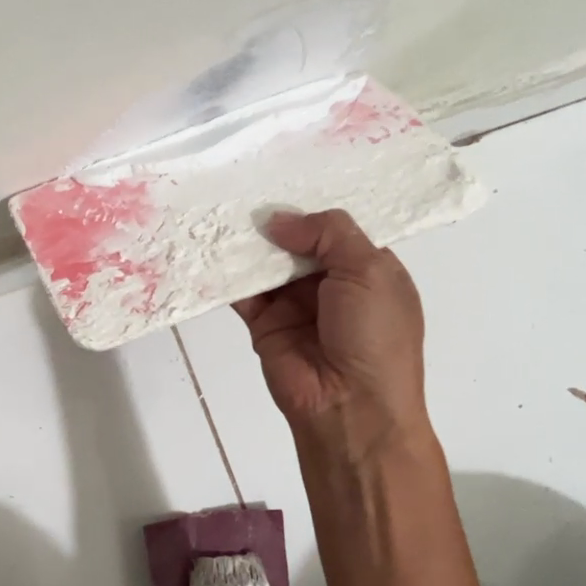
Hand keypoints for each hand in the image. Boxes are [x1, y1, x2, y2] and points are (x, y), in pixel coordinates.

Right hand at [232, 209, 427, 454]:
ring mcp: (295, 306)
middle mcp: (331, 285)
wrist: (349, 406)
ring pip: (267, 267)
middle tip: (241, 191)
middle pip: (297, 245)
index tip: (283, 179)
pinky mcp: (263, 326)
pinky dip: (226, 277)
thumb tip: (278, 220)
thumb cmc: (375, 335)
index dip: (313, 210)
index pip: (337, 231)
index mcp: (368, 270)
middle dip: (275, 223)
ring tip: (220, 216)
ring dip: (247, 247)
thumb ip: (328, 233)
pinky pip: (243, 295)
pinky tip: (210, 253)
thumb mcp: (369, 270)